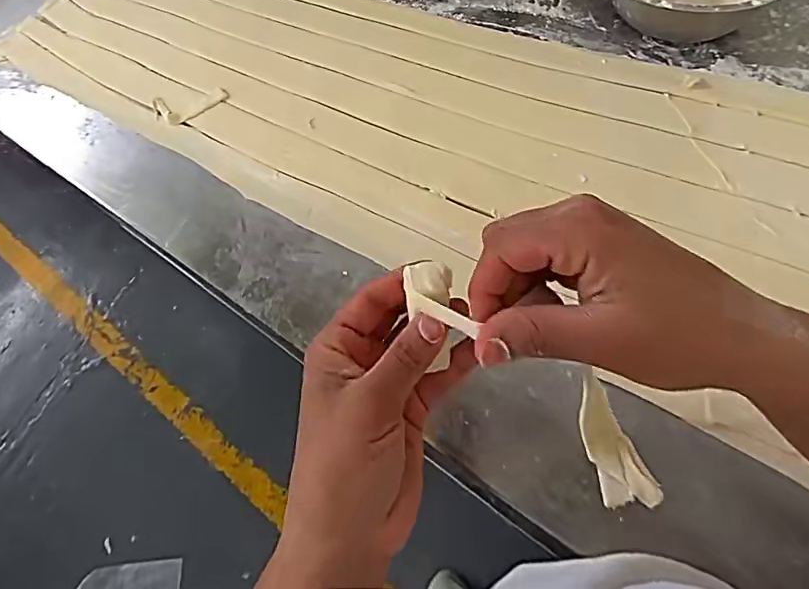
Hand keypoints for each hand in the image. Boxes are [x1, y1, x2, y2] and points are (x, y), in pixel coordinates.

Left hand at [260, 270, 477, 587]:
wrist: (348, 537)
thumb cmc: (337, 468)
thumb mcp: (369, 404)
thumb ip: (404, 358)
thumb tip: (433, 317)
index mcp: (336, 349)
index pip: (369, 303)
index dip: (399, 284)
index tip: (432, 271)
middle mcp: (361, 361)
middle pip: (396, 320)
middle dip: (424, 306)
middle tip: (458, 292)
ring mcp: (387, 384)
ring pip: (418, 346)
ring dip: (442, 333)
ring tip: (472, 317)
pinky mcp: (409, 409)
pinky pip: (433, 376)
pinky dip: (452, 364)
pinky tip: (471, 352)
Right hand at [467, 195, 783, 390]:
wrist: (744, 336)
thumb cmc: (679, 337)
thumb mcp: (600, 340)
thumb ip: (533, 334)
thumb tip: (482, 343)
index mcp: (578, 226)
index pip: (501, 245)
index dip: (485, 290)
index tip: (487, 336)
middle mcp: (579, 212)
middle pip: (508, 240)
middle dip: (501, 288)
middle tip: (516, 334)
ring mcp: (592, 221)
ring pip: (526, 246)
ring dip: (522, 287)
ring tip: (547, 327)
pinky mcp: (601, 236)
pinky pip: (550, 250)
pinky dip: (543, 281)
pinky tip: (564, 312)